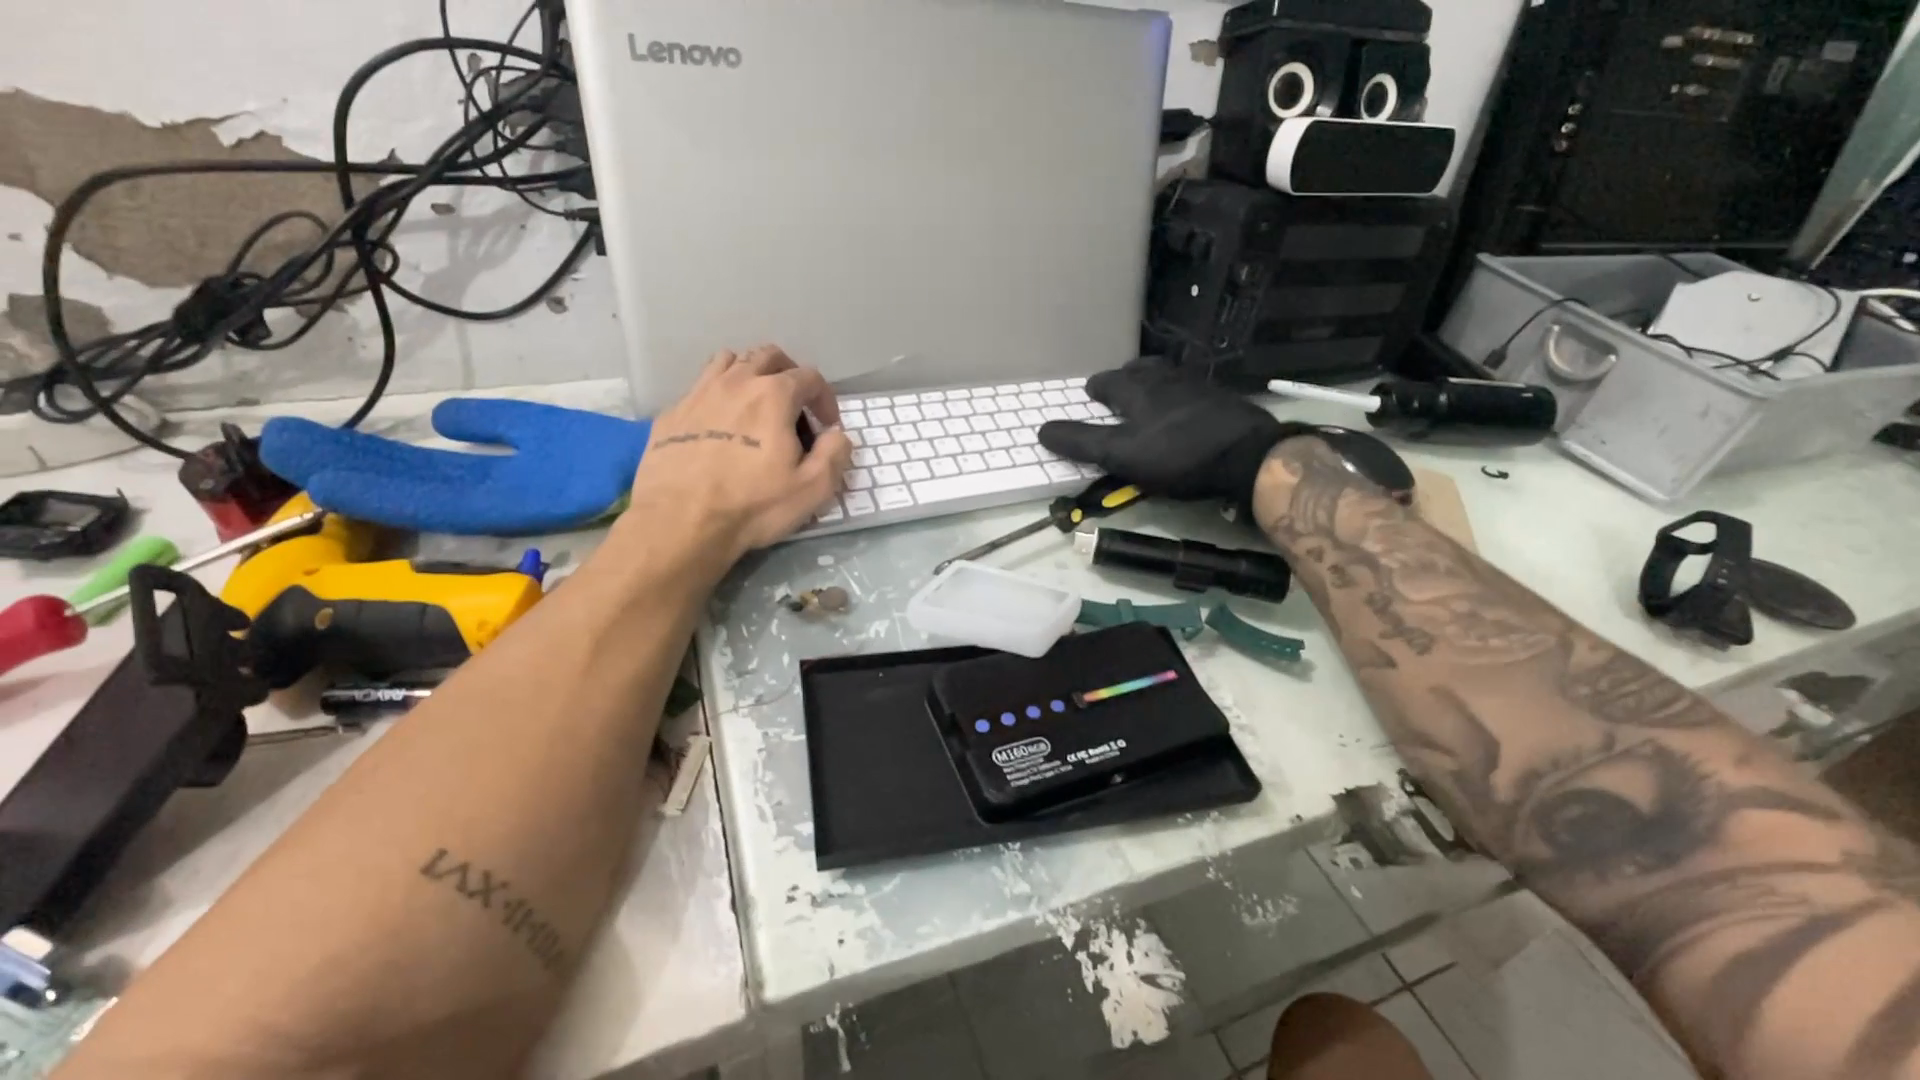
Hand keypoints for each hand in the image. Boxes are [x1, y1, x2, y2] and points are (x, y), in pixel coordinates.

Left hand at [627, 346, 852, 558]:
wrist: (680, 523)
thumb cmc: (753, 506)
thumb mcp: (812, 489)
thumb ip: (835, 454)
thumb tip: (837, 434)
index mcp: (773, 395)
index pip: (810, 377)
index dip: (825, 398)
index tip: (826, 425)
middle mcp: (735, 382)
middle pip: (768, 356)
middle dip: (789, 373)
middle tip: (795, 405)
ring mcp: (698, 393)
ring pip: (729, 361)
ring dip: (749, 374)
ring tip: (754, 404)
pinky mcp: (672, 413)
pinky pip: (699, 387)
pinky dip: (717, 396)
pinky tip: (718, 425)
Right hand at [1038, 356, 1312, 510]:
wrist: (1249, 455)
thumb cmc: (1178, 454)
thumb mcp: (1121, 454)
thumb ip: (1082, 443)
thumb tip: (1041, 430)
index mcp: (1138, 389)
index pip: (1109, 381)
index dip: (1097, 388)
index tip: (1090, 394)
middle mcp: (1167, 379)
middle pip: (1141, 371)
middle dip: (1126, 379)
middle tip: (1119, 390)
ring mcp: (1199, 387)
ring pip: (1169, 378)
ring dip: (1154, 385)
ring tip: (1150, 398)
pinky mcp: (1224, 401)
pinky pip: (1193, 393)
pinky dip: (1180, 399)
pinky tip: (1185, 414)